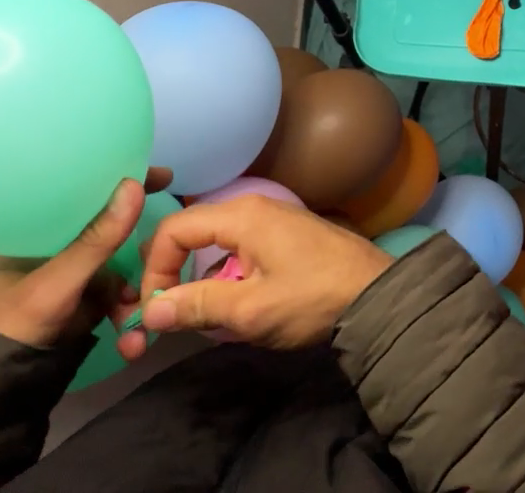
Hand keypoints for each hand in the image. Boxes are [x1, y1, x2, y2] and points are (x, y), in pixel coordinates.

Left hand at [0, 168, 170, 347]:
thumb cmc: (7, 324)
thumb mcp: (55, 282)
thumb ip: (96, 239)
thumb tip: (134, 185)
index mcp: (44, 232)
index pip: (90, 195)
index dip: (126, 183)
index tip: (164, 178)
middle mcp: (62, 249)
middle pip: (115, 233)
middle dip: (147, 249)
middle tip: (173, 254)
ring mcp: (75, 279)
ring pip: (122, 269)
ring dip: (140, 291)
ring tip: (146, 318)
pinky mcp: (83, 306)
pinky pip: (117, 298)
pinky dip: (129, 312)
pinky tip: (135, 335)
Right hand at [124, 195, 393, 355]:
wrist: (377, 294)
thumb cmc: (312, 298)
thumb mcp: (249, 310)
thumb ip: (196, 306)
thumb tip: (148, 312)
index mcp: (241, 216)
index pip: (173, 230)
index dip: (154, 270)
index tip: (154, 310)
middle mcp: (255, 208)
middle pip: (193, 232)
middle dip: (172, 272)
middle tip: (165, 314)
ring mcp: (275, 219)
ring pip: (217, 242)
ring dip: (199, 277)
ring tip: (196, 316)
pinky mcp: (288, 235)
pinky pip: (240, 248)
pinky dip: (225, 273)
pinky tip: (231, 304)